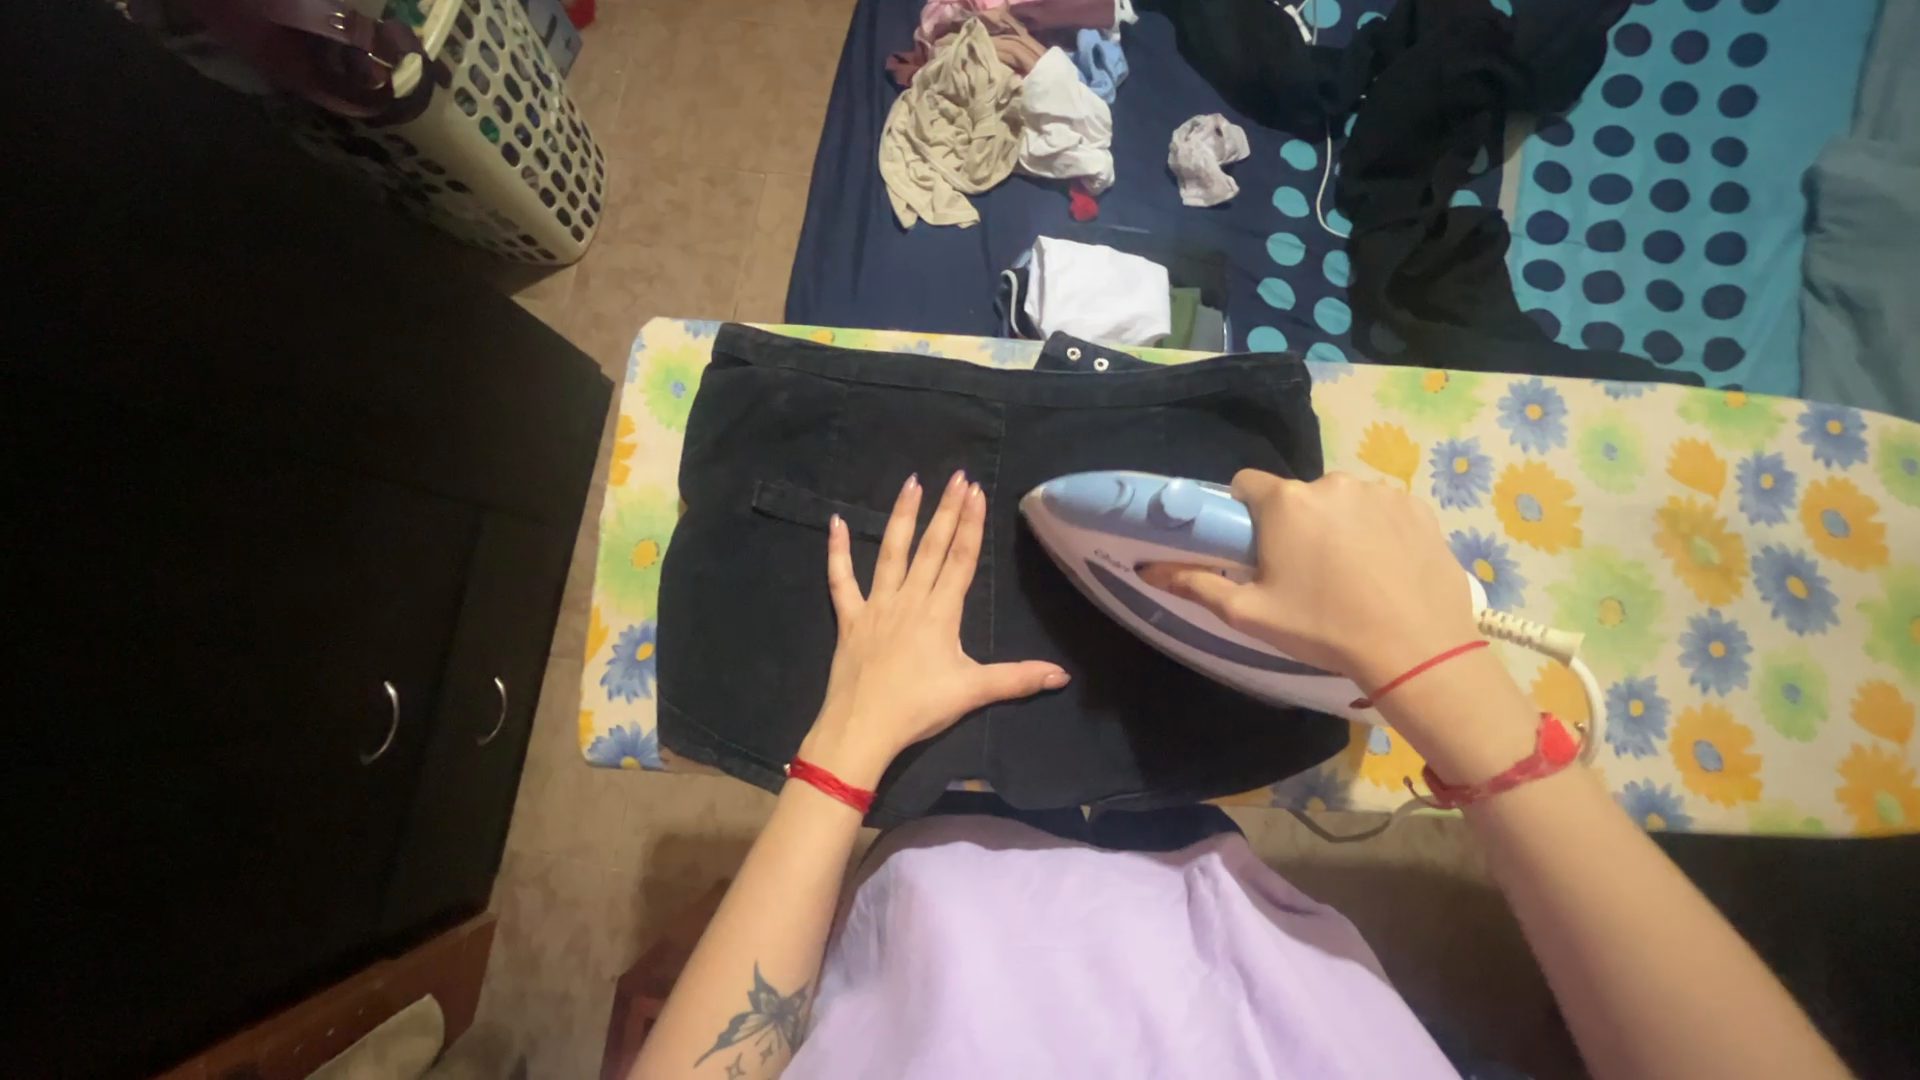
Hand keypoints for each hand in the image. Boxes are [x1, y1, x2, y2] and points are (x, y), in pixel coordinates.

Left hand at [799, 470, 1069, 788]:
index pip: (960, 559)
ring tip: (912, 483)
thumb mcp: (973, 692)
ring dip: (903, 517)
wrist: (862, 728)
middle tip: (956, 476)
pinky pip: (841, 579)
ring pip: (891, 552)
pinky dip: (837, 551)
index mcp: (940, 612)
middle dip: (946, 510)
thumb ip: (1018, 679)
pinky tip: (835, 523)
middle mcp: (909, 599)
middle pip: (931, 547)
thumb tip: (1062, 675)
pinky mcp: (849, 618)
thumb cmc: (919, 708)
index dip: (970, 523)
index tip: (976, 491)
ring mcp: (876, 605)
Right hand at [1137, 470, 1478, 692]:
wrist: (1417, 651)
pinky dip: (1374, 529)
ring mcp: (1381, 492)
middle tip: (1300, 570)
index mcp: (1286, 501)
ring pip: (1339, 501)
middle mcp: (1332, 482)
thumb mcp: (1249, 613)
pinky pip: (1380, 509)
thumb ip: (1196, 584)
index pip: (1245, 484)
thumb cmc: (1322, 628)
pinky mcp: (1418, 507)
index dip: (1242, 512)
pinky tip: (1381, 568)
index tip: (1252, 546)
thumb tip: (1148, 570)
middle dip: (1291, 523)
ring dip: (1334, 524)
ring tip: (1346, 572)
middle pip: (1295, 495)